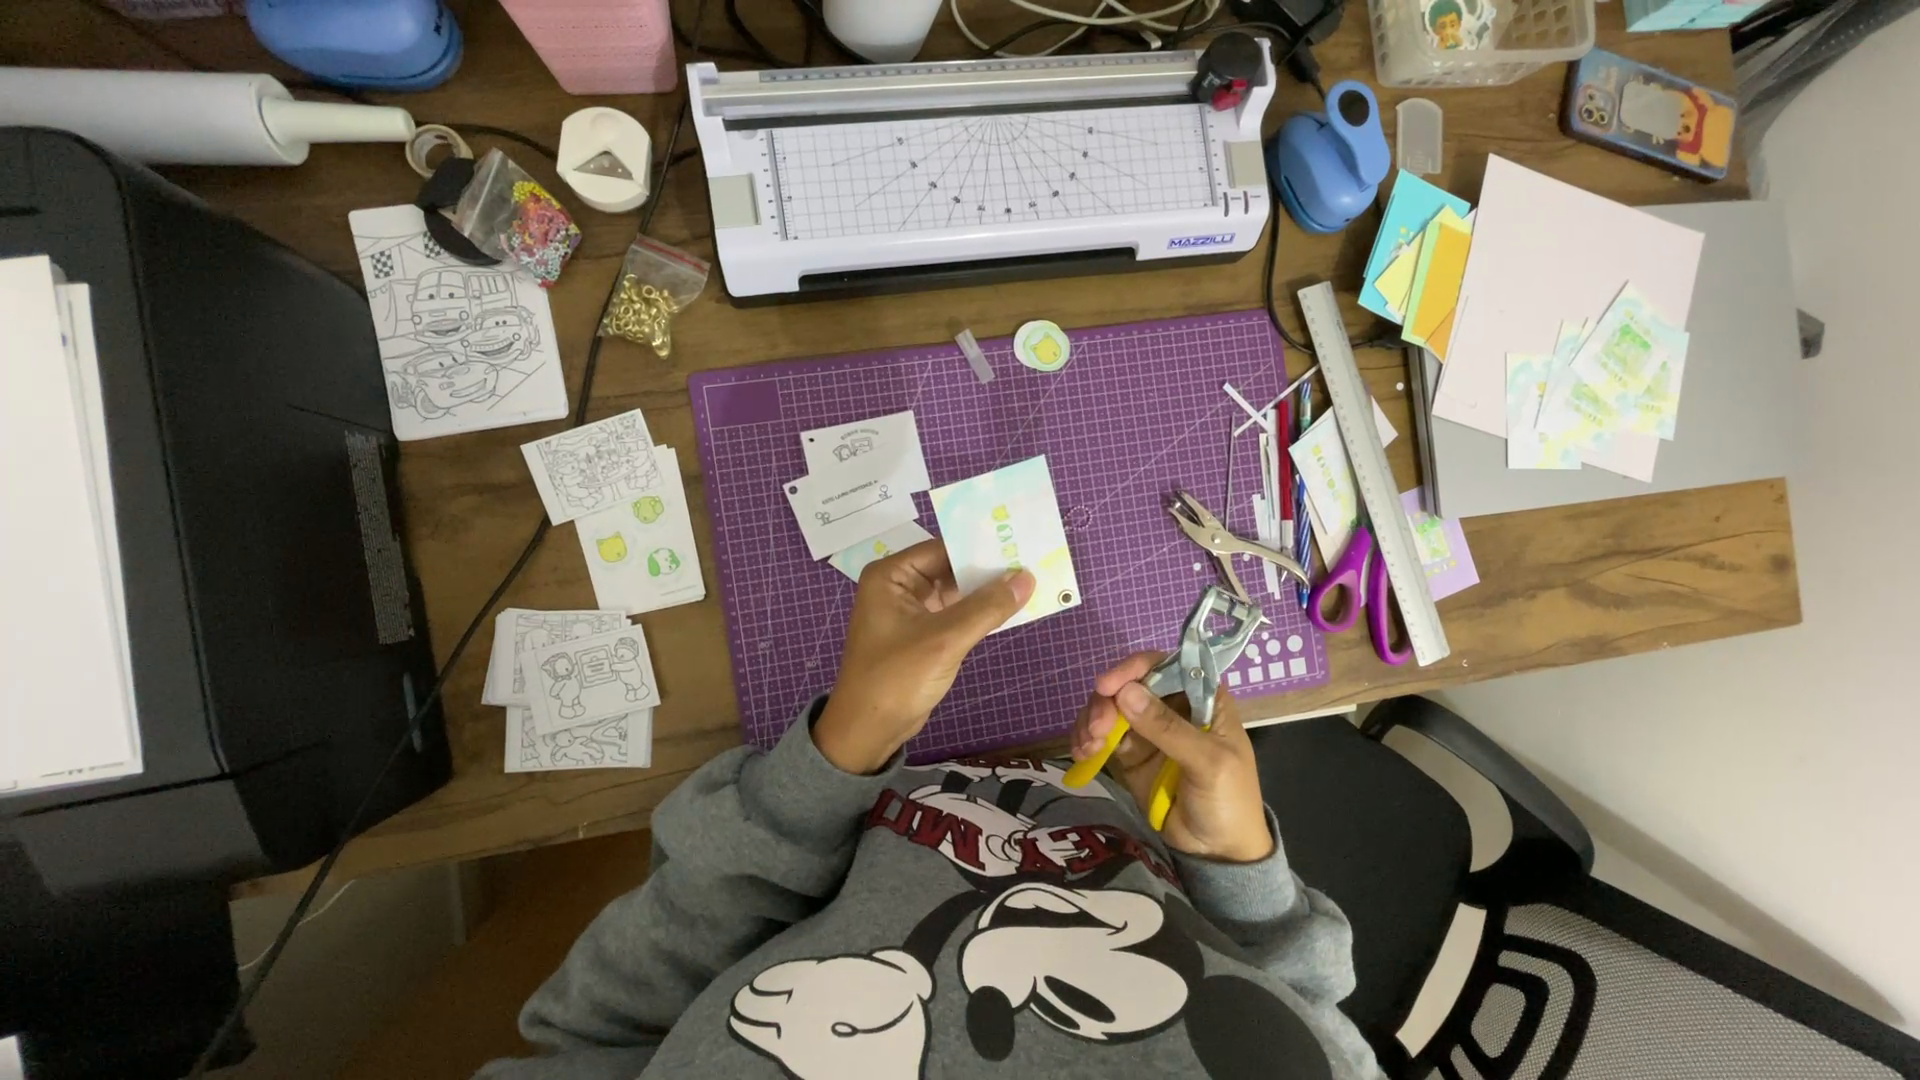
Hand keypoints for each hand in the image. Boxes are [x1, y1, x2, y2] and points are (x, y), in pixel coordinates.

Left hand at [815, 541, 1034, 773]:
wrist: (868, 731)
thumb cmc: (896, 678)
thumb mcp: (944, 639)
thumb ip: (987, 607)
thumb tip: (1026, 577)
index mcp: (891, 575)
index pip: (943, 548)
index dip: (981, 545)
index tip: (1021, 539)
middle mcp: (899, 586)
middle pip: (951, 567)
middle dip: (989, 568)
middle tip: (1034, 557)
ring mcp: (911, 611)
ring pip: (957, 591)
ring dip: (988, 591)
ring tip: (1032, 578)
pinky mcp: (923, 634)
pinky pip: (957, 613)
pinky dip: (981, 612)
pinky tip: (1012, 607)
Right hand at [1069, 652, 1273, 862]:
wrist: (1219, 855)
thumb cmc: (1229, 801)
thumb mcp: (1207, 762)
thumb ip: (1167, 728)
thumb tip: (1124, 692)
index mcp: (1202, 698)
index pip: (1165, 665)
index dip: (1134, 668)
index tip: (1108, 685)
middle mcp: (1172, 706)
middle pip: (1130, 684)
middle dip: (1107, 702)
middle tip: (1096, 729)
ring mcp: (1148, 729)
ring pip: (1110, 706)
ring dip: (1092, 720)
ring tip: (1087, 746)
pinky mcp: (1129, 753)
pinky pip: (1101, 733)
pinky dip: (1087, 738)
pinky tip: (1083, 753)